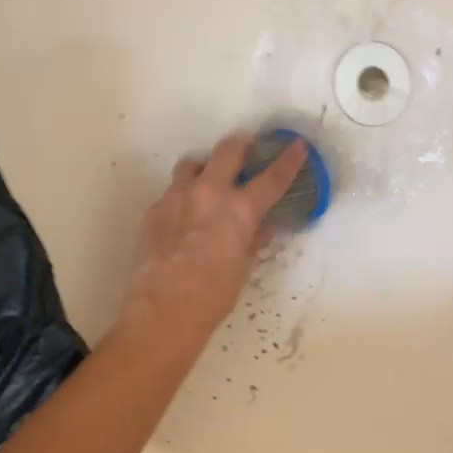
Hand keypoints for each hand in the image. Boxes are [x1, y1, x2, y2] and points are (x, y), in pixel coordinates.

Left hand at [119, 131, 306, 342]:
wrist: (165, 307)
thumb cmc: (214, 295)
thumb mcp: (242, 268)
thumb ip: (252, 241)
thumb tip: (260, 228)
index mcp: (239, 210)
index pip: (272, 178)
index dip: (288, 161)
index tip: (298, 146)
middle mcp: (209, 193)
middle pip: (228, 152)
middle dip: (240, 145)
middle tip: (246, 146)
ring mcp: (177, 197)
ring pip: (192, 165)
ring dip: (204, 168)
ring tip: (207, 180)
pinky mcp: (154, 210)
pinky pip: (172, 193)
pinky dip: (183, 199)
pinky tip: (183, 218)